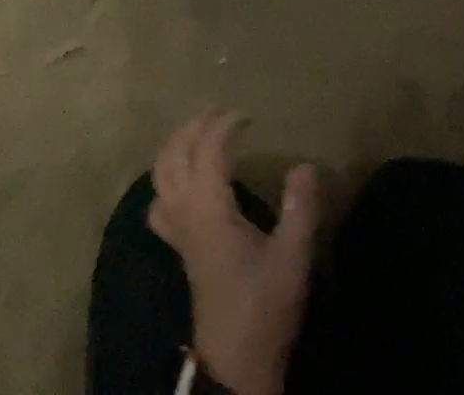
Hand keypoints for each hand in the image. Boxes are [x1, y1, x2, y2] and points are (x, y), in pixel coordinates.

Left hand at [148, 112, 319, 394]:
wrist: (236, 353)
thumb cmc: (265, 303)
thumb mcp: (293, 257)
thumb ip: (300, 208)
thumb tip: (305, 165)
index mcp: (209, 207)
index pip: (208, 151)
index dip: (223, 127)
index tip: (245, 115)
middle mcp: (183, 209)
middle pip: (175, 154)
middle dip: (192, 127)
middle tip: (214, 110)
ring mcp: (175, 227)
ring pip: (160, 173)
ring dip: (173, 146)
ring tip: (193, 131)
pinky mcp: (176, 243)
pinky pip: (158, 202)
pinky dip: (163, 180)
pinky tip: (176, 182)